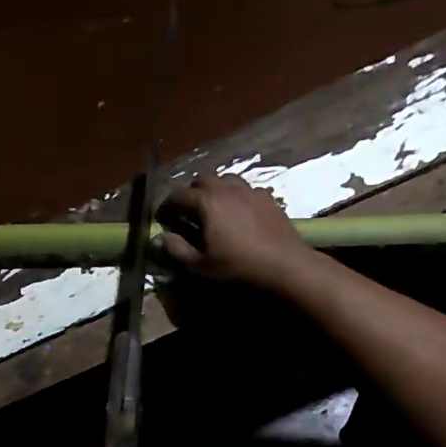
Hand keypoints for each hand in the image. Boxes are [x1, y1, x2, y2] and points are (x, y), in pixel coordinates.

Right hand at [159, 175, 322, 291]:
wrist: (285, 264)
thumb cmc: (238, 266)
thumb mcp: (201, 265)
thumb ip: (177, 250)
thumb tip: (160, 238)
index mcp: (206, 202)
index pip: (178, 195)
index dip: (166, 206)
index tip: (163, 219)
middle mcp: (226, 189)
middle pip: (202, 179)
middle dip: (190, 192)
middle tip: (187, 212)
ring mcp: (249, 190)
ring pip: (225, 180)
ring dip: (214, 190)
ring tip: (213, 209)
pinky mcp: (267, 198)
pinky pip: (245, 189)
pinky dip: (236, 196)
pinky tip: (239, 213)